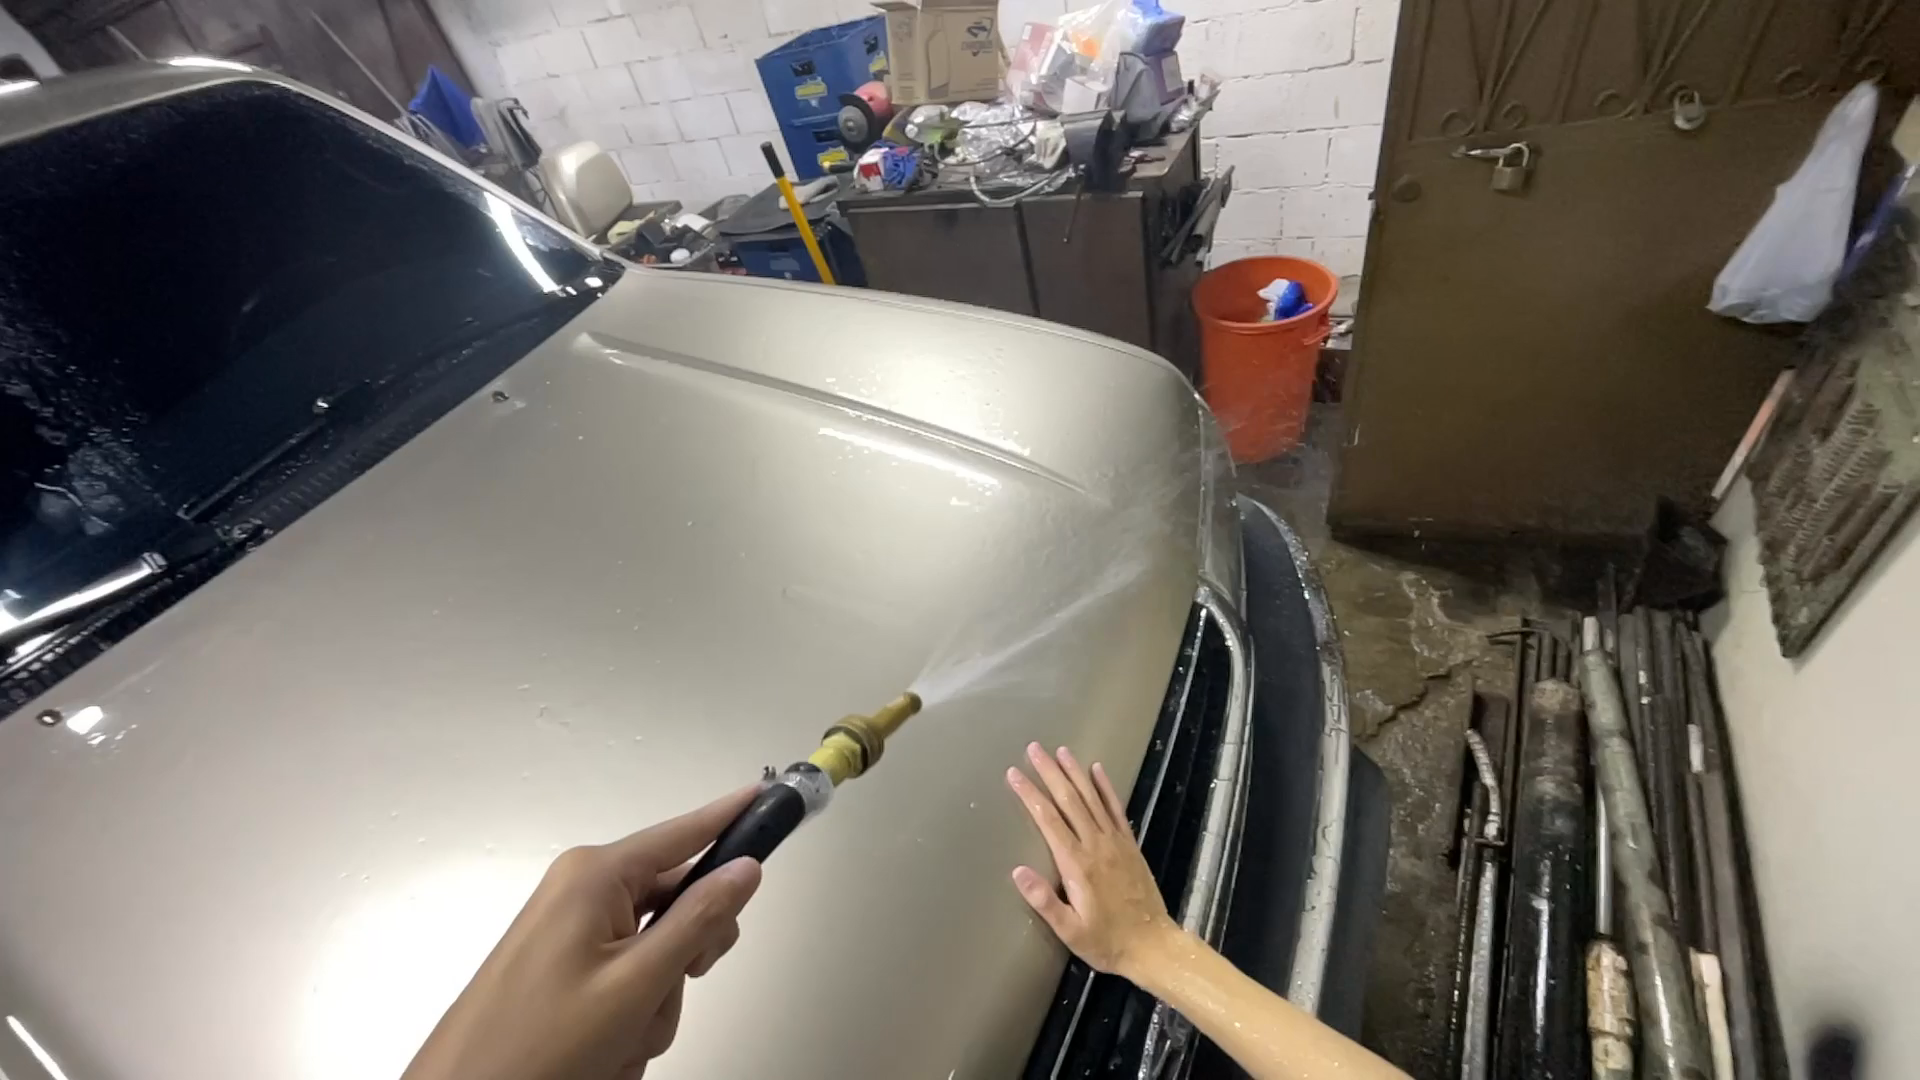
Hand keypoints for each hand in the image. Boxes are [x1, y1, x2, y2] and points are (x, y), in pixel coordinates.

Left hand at [403, 787, 762, 1079]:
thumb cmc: (541, 1047)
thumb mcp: (635, 985)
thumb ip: (698, 921)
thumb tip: (747, 868)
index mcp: (597, 875)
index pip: (685, 832)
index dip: (732, 815)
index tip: (771, 794)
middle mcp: (585, 889)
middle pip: (677, 896)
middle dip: (688, 949)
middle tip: (688, 979)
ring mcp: (572, 927)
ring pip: (658, 944)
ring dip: (657, 996)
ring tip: (624, 1040)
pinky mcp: (564, 964)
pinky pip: (628, 969)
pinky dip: (633, 1010)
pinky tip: (608, 1049)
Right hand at [1006, 742, 1182, 982]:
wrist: (1154, 946)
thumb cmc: (1106, 941)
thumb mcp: (1070, 931)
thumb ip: (1044, 901)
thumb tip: (1017, 870)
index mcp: (1076, 864)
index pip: (1048, 819)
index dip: (1030, 794)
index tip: (1014, 773)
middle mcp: (1095, 844)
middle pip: (1068, 800)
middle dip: (1050, 772)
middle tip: (1034, 748)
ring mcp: (1115, 842)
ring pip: (1091, 798)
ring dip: (1074, 772)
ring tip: (1061, 750)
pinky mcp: (1130, 844)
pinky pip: (1116, 808)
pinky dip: (1106, 787)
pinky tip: (1097, 770)